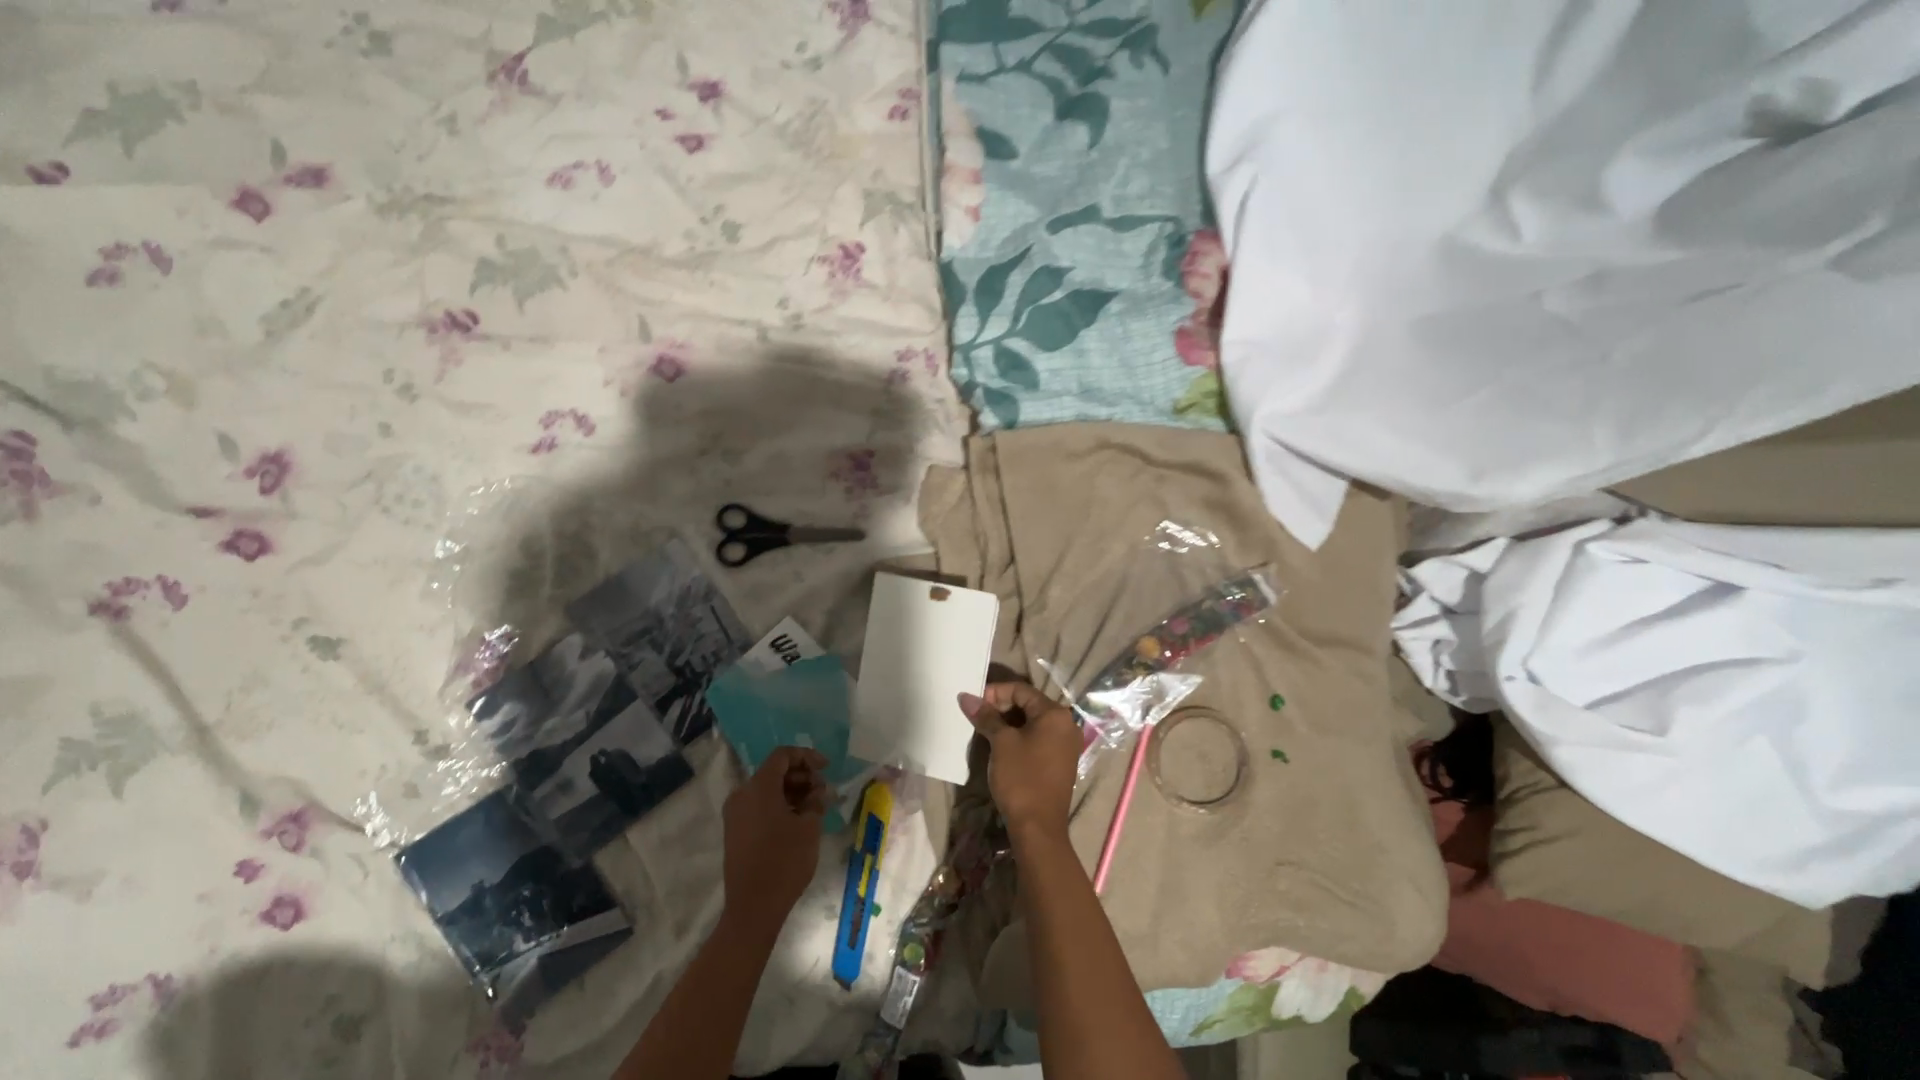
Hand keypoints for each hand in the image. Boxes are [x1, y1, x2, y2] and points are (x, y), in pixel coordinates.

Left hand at [721, 746, 827, 932]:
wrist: (753, 906)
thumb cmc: (785, 861)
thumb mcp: (809, 827)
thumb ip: (815, 801)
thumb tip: (817, 792)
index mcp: (758, 787)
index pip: (782, 756)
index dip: (806, 756)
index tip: (827, 767)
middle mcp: (741, 794)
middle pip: (773, 772)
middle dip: (801, 776)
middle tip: (824, 791)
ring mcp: (735, 814)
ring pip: (766, 790)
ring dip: (791, 792)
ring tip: (815, 807)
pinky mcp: (735, 831)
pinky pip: (758, 806)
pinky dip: (779, 805)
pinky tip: (798, 820)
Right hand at [958, 682, 1080, 842]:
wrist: (1038, 827)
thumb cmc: (1021, 778)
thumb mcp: (1001, 743)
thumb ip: (985, 716)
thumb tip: (966, 696)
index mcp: (1055, 714)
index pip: (1021, 690)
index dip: (995, 692)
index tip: (973, 704)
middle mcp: (1066, 724)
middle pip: (1029, 704)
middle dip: (1001, 707)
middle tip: (977, 717)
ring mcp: (1066, 744)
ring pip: (1033, 722)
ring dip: (1008, 722)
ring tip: (985, 731)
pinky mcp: (1061, 761)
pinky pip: (1038, 738)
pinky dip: (1019, 736)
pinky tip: (1001, 746)